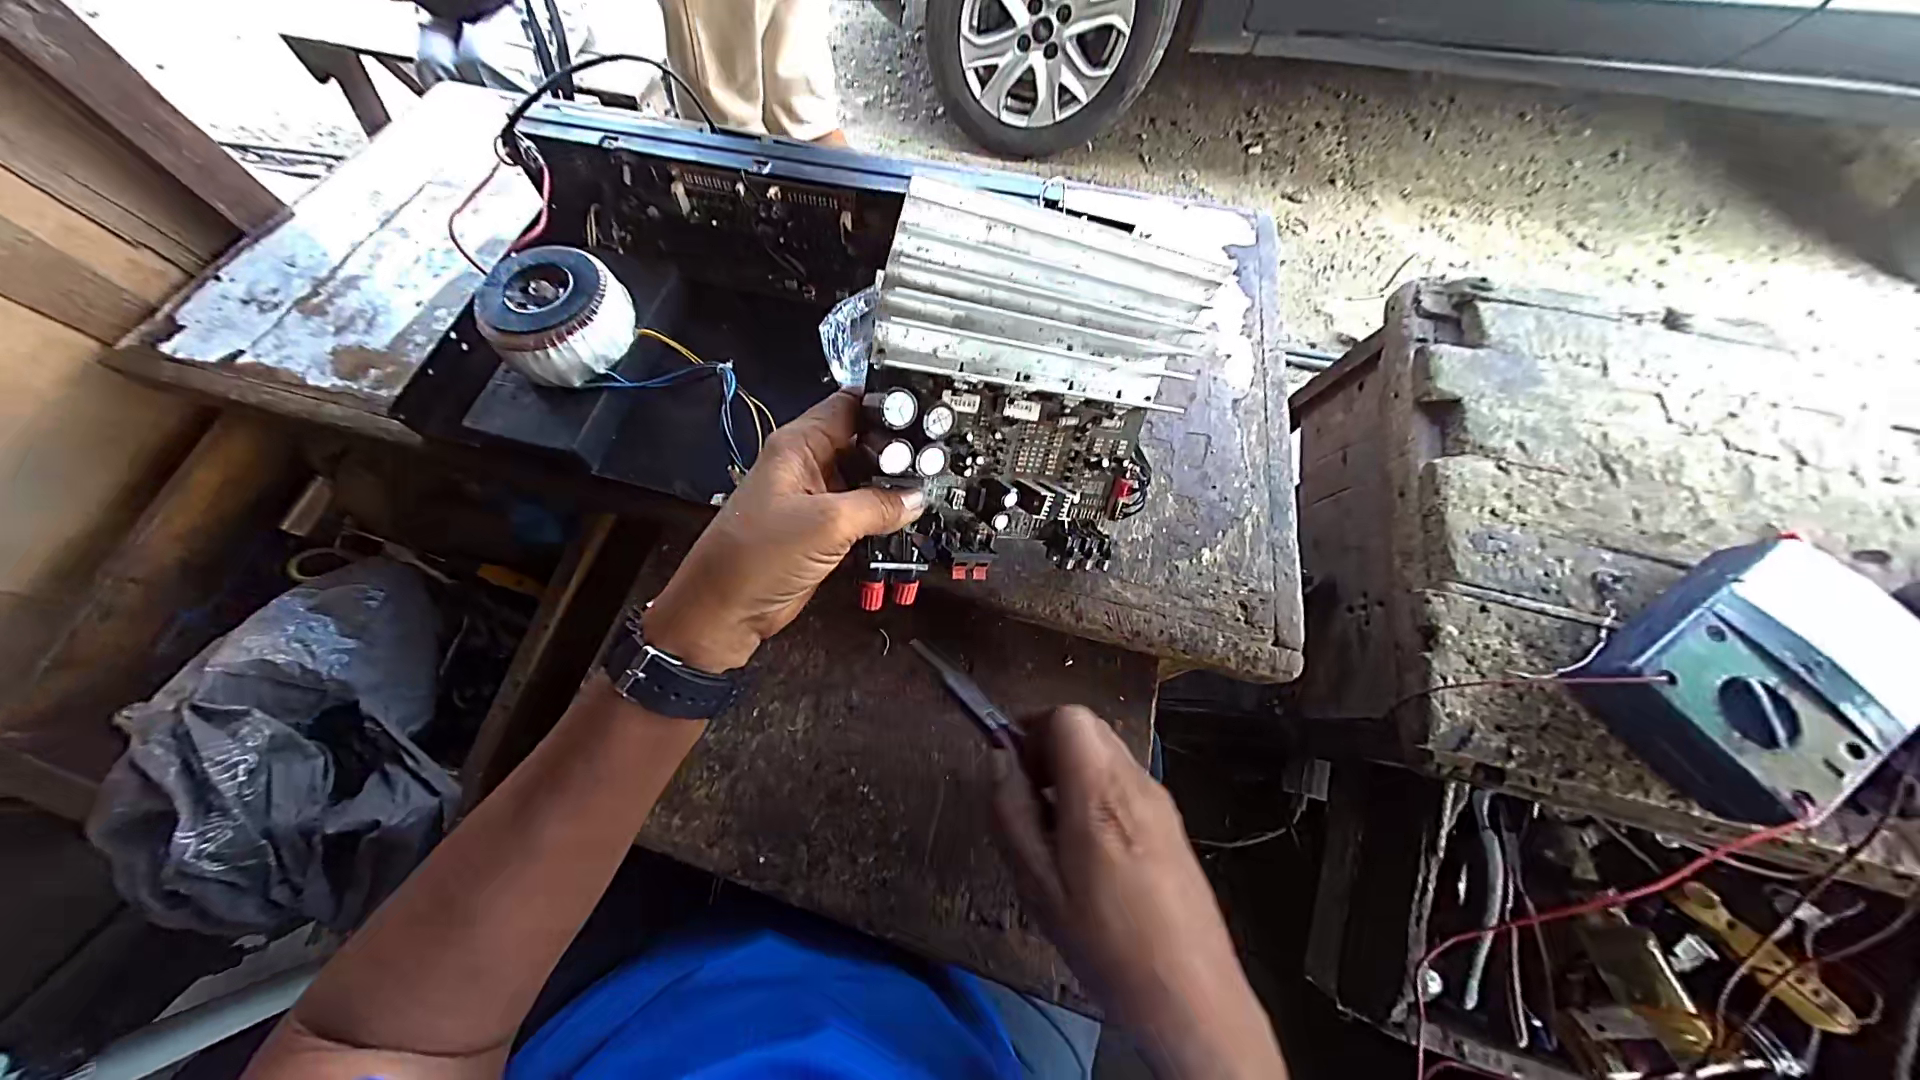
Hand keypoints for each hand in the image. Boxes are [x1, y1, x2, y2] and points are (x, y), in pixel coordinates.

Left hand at [644, 391, 923, 671]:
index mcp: (797, 446)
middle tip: (932, 459)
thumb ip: (877, 506)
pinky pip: (862, 510)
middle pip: (862, 441)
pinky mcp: (823, 528)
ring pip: (865, 478)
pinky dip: (884, 513)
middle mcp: (807, 466)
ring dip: (892, 485)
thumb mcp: (826, 523)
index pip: (849, 406)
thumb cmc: (754, 558)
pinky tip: (907, 516)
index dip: (886, 405)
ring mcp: (816, 498)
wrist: (728, 611)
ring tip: (926, 488)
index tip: (923, 415)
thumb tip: (914, 498)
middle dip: (897, 450)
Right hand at [992, 707, 1287, 1079]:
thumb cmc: (1105, 941)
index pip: (1068, 716)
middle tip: (1030, 794)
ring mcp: (1160, 799)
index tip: (1014, 764)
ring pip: (1107, 751)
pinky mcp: (1173, 819)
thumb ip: (1010, 811)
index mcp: (1099, 791)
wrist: (1192, 997)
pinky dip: (1098, 786)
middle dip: (1050, 746)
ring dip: (1073, 767)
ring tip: (1057, 824)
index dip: (1033, 728)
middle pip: (1088, 726)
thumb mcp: (1037, 884)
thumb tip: (998, 758)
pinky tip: (1091, 843)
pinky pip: (1125, 778)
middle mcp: (1135, 782)